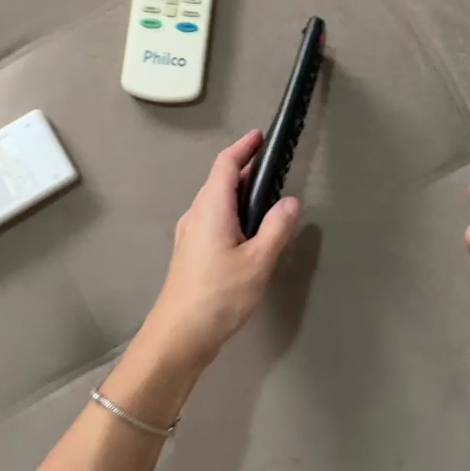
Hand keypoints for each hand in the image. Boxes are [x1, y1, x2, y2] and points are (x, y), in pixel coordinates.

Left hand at [134, 129, 301, 373]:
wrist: (179, 334)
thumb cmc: (219, 294)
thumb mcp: (258, 261)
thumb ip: (277, 228)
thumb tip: (290, 201)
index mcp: (211, 208)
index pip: (226, 164)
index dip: (243, 147)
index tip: (260, 135)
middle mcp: (197, 214)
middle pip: (220, 180)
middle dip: (245, 168)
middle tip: (273, 165)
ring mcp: (190, 233)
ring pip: (216, 201)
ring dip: (239, 192)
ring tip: (266, 196)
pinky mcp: (191, 252)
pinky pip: (213, 218)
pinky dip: (232, 211)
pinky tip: (249, 230)